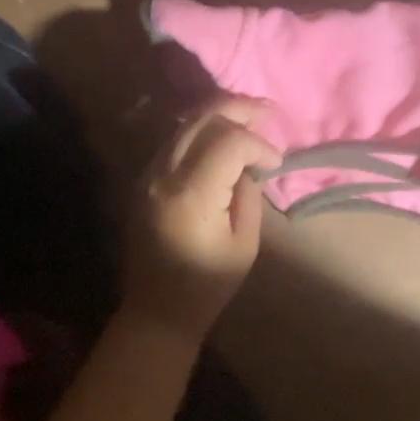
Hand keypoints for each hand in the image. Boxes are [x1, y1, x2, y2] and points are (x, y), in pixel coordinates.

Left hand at [124, 95, 283, 337]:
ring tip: (247, 118)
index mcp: (193, 195)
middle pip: (202, 118)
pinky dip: (199, 134)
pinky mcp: (143, 183)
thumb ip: (247, 197)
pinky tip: (219, 140)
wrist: (158, 310)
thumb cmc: (207, 286)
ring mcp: (148, 176)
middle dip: (239, 109)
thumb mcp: (243, 245)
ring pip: (183, 125)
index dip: (258, 143)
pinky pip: (172, 144)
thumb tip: (247, 167)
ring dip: (218, 116)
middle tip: (268, 112)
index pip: (229, 140)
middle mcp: (165, 175)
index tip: (276, 162)